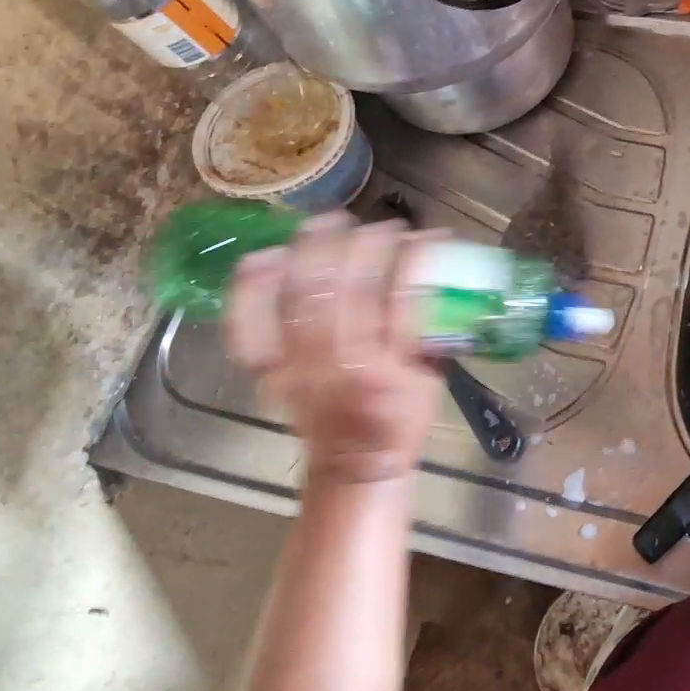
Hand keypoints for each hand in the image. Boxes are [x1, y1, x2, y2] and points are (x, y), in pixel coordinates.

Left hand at [225, 214, 443, 483]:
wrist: (354, 467)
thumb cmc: (402, 420)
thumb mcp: (434, 377)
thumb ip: (433, 328)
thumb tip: (440, 270)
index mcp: (392, 368)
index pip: (404, 300)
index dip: (416, 259)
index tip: (430, 235)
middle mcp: (344, 364)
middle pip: (347, 289)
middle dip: (365, 245)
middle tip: (379, 225)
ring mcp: (299, 366)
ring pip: (301, 296)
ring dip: (314, 251)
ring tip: (327, 222)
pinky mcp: (268, 371)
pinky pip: (249, 327)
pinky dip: (252, 290)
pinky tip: (263, 256)